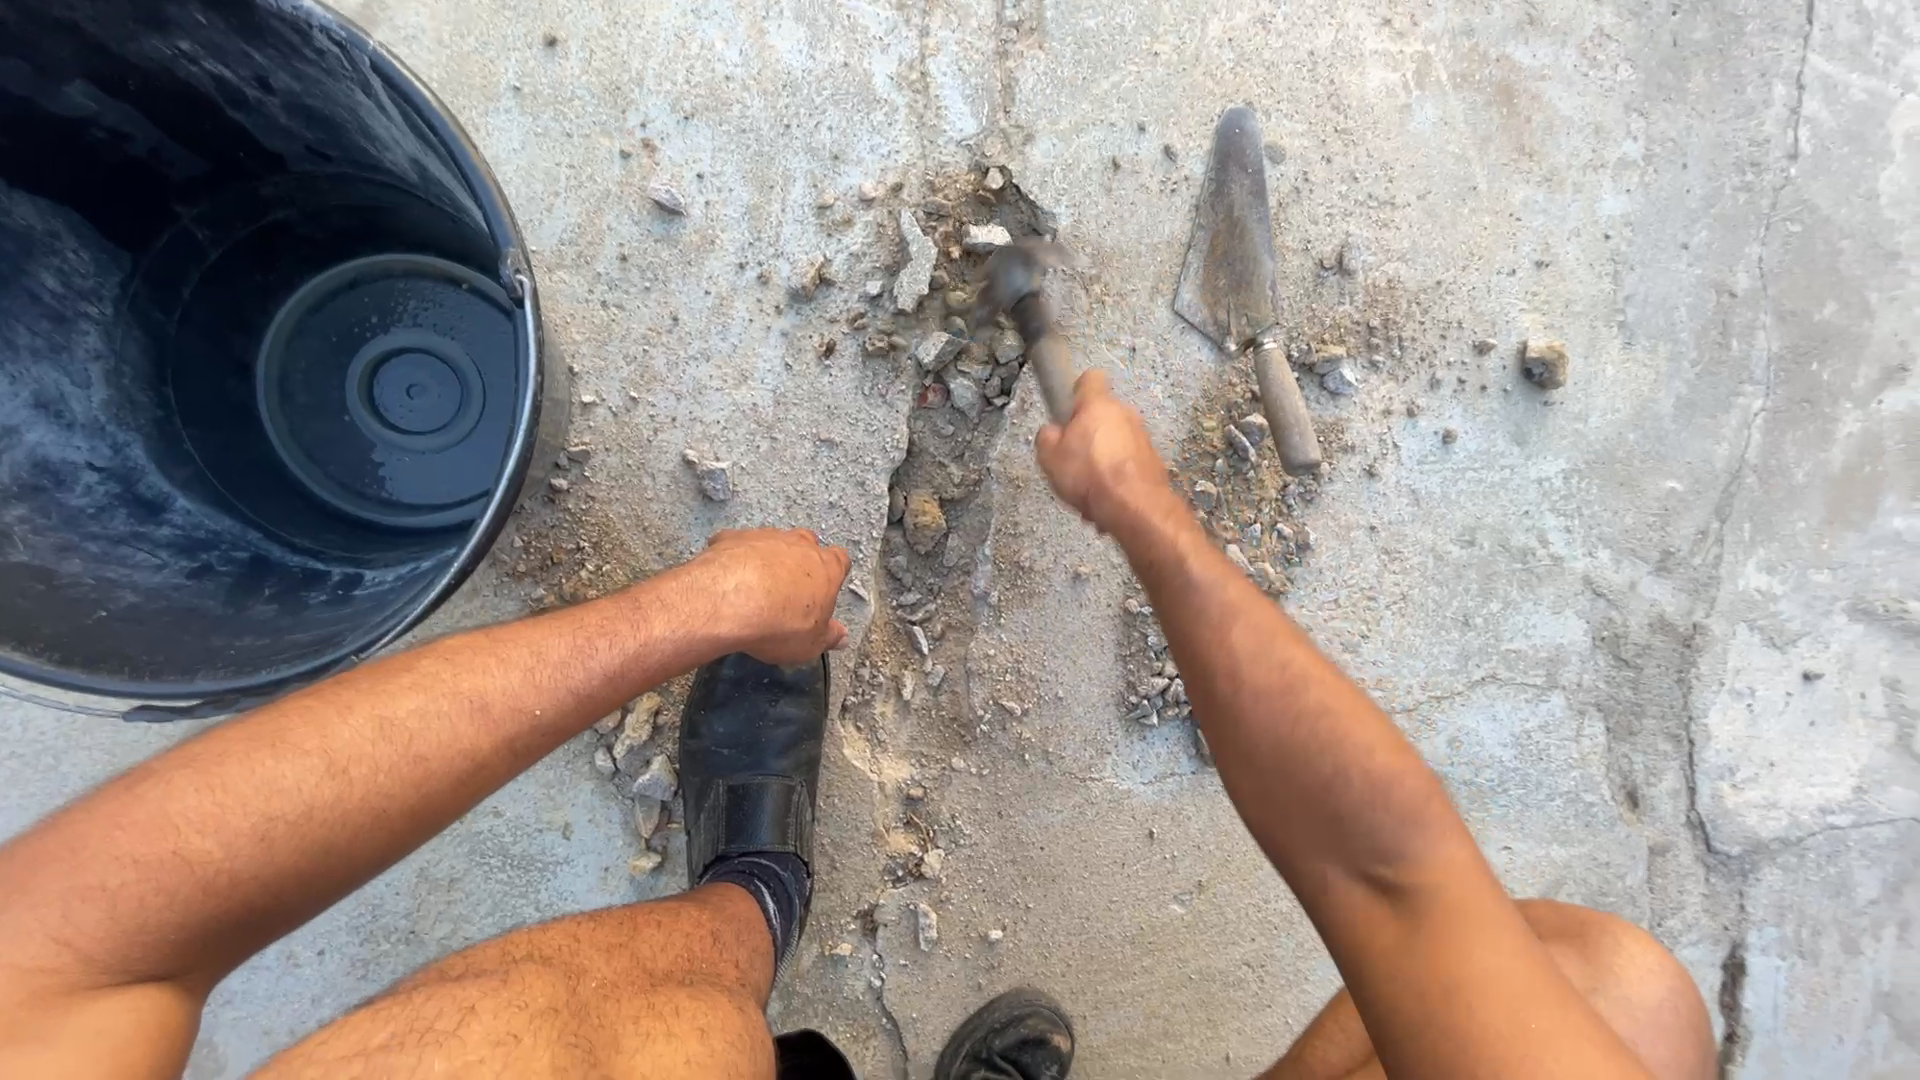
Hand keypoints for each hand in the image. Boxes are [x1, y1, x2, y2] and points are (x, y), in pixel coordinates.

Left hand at [689, 528, 851, 665]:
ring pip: (772, 542)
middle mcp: (800, 544)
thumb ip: (829, 637)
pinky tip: (726, 577)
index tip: (824, 589)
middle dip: (800, 560)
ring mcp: (765, 536)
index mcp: (827, 567)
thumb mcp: (811, 644)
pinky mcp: (732, 537)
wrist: (728, 603)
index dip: (832, 573)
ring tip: (754, 586)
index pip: (840, 561)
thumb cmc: (781, 624)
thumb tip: (843, 637)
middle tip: (789, 587)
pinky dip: (734, 556)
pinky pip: (736, 543)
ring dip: (767, 558)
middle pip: (807, 544)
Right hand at [1034, 371, 1175, 533]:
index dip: (1075, 391)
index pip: (1089, 378)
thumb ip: (1047, 437)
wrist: (1133, 505)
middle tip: (1071, 455)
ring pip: (1115, 440)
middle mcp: (1125, 413)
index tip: (1067, 409)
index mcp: (1098, 404)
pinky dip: (1116, 475)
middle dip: (1087, 432)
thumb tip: (1052, 432)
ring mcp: (1142, 436)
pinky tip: (1103, 496)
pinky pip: (1127, 461)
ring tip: (1087, 484)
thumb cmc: (1091, 475)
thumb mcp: (1049, 456)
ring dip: (1102, 456)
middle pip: (1102, 414)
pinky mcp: (1152, 459)